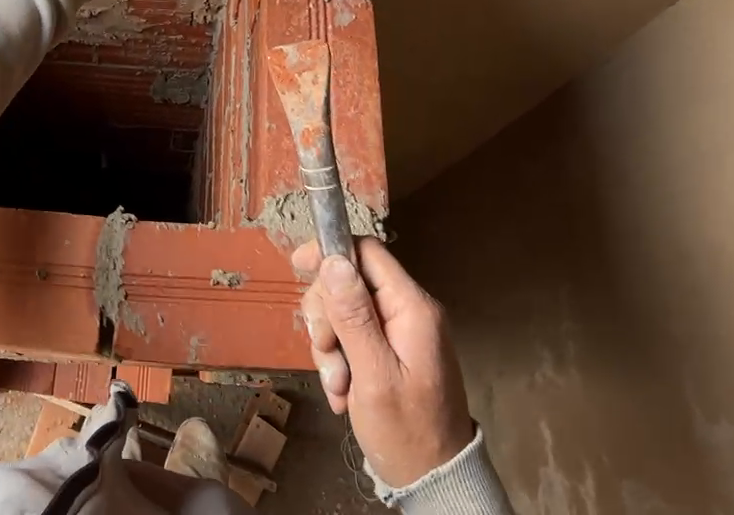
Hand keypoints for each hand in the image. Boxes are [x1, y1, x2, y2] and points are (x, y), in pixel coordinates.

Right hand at [293, 237, 477, 487]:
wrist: (434, 482)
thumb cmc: (407, 432)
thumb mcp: (374, 375)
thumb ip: (354, 316)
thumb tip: (333, 261)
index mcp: (412, 308)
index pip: (367, 252)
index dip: (330, 253)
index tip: (298, 267)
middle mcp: (408, 311)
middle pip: (349, 282)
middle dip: (327, 317)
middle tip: (327, 354)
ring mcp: (400, 331)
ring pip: (344, 311)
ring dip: (331, 347)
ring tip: (339, 385)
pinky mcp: (391, 350)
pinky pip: (351, 337)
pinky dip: (340, 362)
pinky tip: (344, 392)